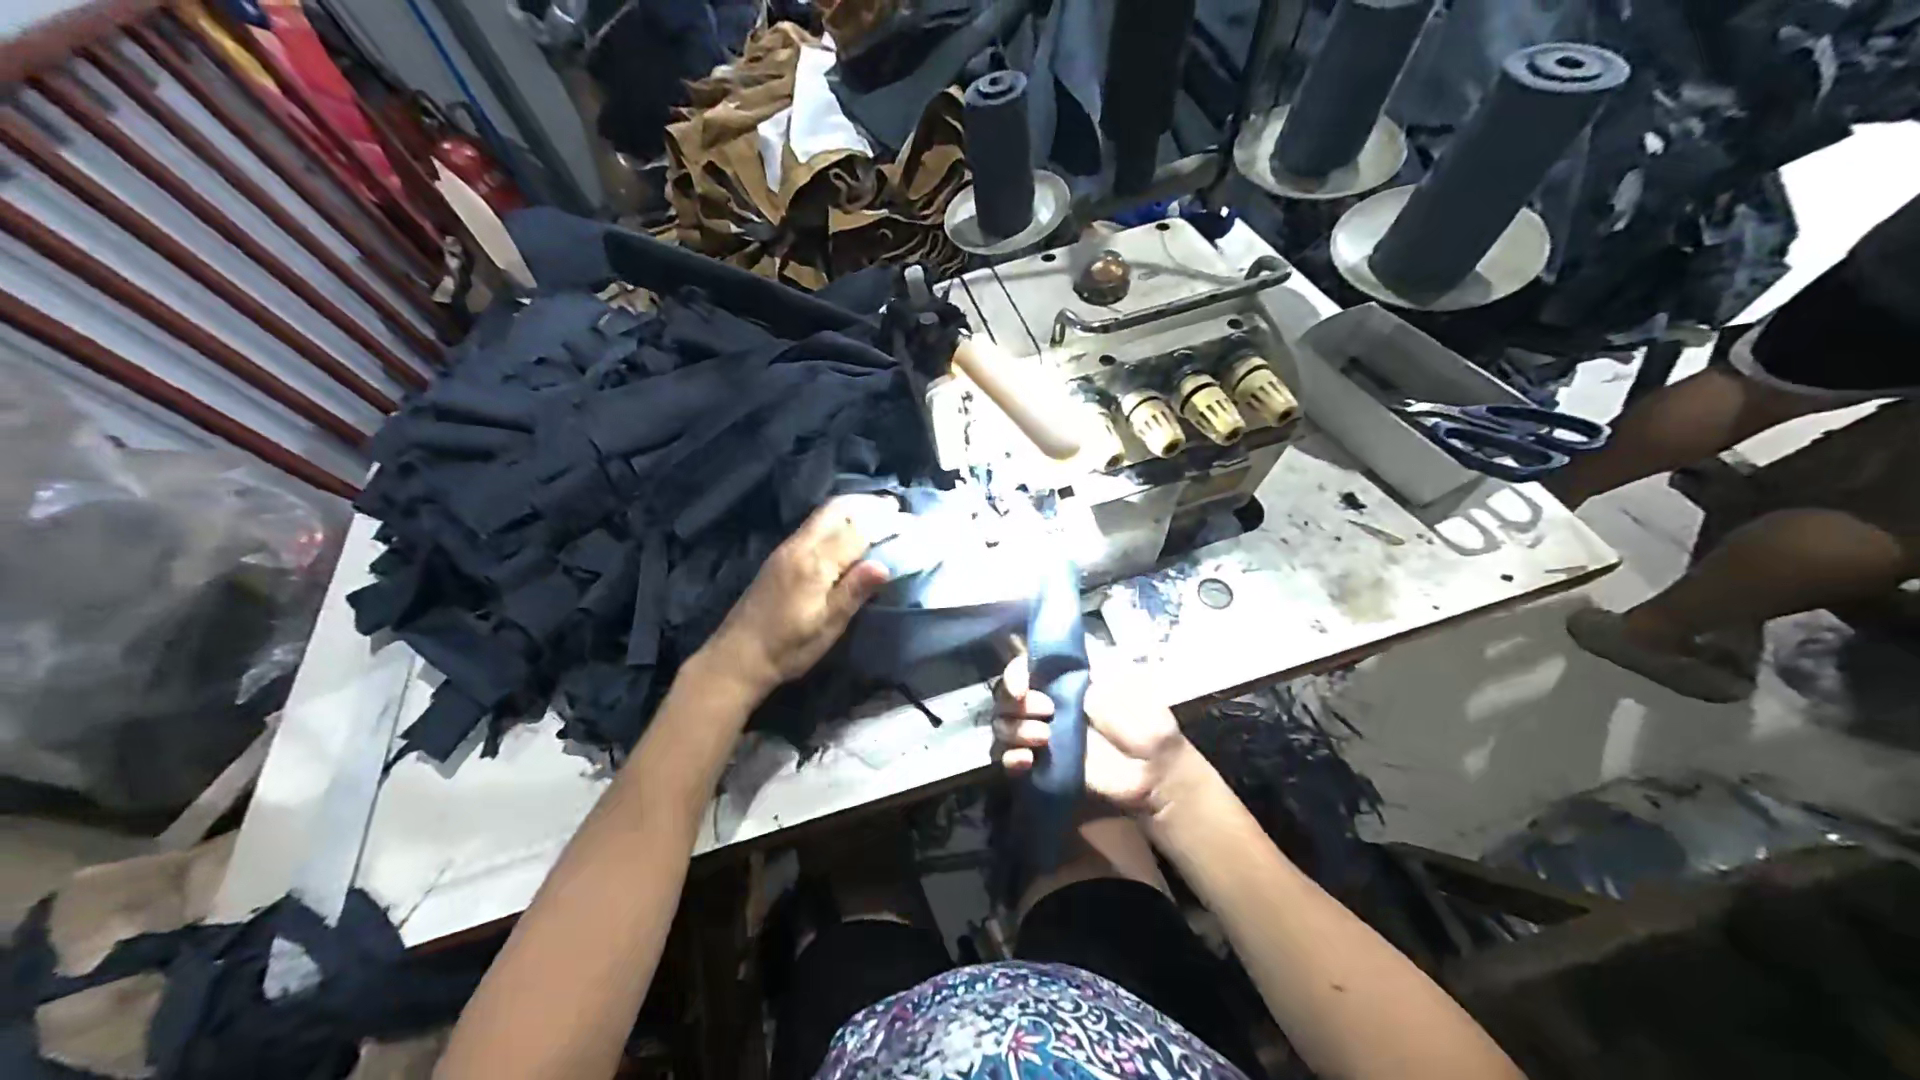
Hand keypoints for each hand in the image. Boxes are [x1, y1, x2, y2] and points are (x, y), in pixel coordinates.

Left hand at [699, 496, 890, 700]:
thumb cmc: (788, 648)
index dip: (883, 524)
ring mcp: (786, 549)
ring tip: (878, 512)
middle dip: (867, 504)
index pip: (856, 530)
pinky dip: (836, 518)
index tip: (907, 521)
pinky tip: (848, 530)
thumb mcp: (827, 626)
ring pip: (822, 515)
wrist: (737, 657)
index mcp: (814, 564)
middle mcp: (799, 547)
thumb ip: (854, 592)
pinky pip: (813, 525)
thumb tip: (884, 565)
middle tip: (894, 507)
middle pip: (836, 510)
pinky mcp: (779, 556)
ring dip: (852, 508)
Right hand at [993, 651, 1196, 814]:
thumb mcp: (1132, 693)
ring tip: (1044, 739)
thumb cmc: (1149, 724)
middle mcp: (1045, 697)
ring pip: (1002, 723)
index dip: (1016, 671)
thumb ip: (1096, 685)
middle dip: (1016, 702)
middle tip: (1047, 712)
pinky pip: (1006, 757)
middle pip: (1005, 692)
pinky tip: (1027, 761)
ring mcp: (1039, 730)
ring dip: (1015, 729)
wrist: (1156, 775)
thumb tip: (1065, 682)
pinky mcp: (1037, 762)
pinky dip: (1010, 758)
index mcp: (1065, 674)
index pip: (1025, 662)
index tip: (1023, 687)